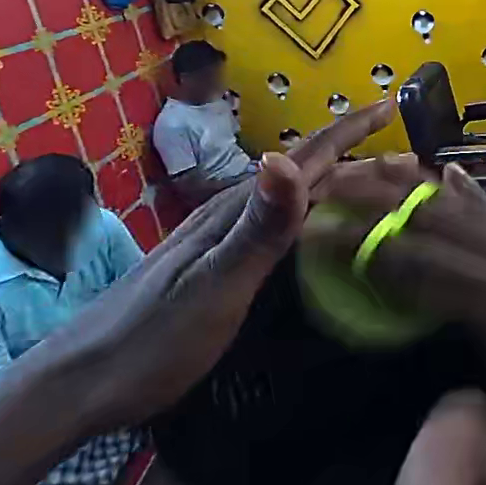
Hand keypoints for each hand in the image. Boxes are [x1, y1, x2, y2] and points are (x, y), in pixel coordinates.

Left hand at [55, 98, 396, 427]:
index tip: (389, 104)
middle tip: (403, 157)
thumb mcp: (214, 285)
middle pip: (302, 169)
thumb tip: (287, 157)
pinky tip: (315, 227)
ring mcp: (220, 234)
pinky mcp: (216, 258)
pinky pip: (276, 220)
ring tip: (374, 182)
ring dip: (334, 180)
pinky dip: (309, 212)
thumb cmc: (154, 339)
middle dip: (353, 152)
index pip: (306, 155)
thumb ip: (257, 227)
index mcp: (237, 209)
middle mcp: (230, 211)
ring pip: (289, 194)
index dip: (350, 127)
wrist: (81, 380)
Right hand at [308, 158, 485, 484]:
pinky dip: (467, 198)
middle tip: (328, 179)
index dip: (368, 243)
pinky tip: (451, 175)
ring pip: (471, 213)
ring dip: (417, 188)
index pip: (430, 260)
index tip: (313, 228)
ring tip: (370, 164)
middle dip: (384, 196)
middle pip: (448, 219)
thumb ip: (471, 475)